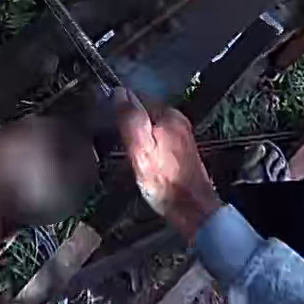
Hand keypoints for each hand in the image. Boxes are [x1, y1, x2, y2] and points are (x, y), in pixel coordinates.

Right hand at [114, 89, 221, 239]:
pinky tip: (143, 162)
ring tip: (128, 155)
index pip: (137, 97)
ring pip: (151, 127)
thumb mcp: (140, 149)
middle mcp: (178, 120)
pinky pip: (158, 139)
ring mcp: (182, 135)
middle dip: (130, 124)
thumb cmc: (165, 182)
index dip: (120, 109)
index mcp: (168, 115)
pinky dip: (148, 146)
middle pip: (145, 112)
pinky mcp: (182, 150)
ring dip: (138, 136)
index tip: (110, 124)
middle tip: (118, 144)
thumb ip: (130, 119)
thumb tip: (119, 92)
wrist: (193, 210)